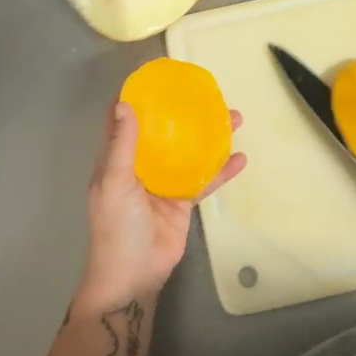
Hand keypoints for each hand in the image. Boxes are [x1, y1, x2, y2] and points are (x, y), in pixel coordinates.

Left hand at [77, 101, 246, 308]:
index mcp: (115, 161)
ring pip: (188, 153)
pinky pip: (204, 181)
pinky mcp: (182, 203)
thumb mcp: (115, 182)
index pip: (123, 123)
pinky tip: (241, 158)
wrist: (133, 275)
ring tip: (234, 117)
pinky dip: (222, 170)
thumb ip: (123, 145)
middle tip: (206, 95)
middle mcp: (139, 168)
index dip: (136, 101)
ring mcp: (163, 185)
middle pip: (163, 133)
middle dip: (183, 115)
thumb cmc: (116, 227)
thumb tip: (125, 103)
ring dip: (209, 137)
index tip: (156, 80)